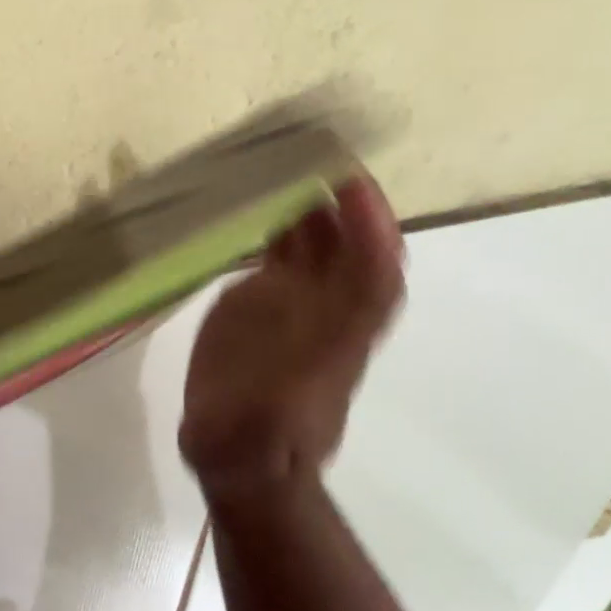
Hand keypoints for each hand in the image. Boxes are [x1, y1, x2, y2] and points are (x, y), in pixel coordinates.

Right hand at [180, 176, 405, 494]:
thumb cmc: (256, 439)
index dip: (368, 223)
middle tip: (307, 150)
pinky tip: (249, 206)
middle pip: (342, 245)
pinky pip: (275, 257)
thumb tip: (271, 363)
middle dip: (335, 199)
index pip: (369, 268)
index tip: (348, 177)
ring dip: (303, 207)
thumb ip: (275, 387)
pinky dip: (271, 228)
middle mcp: (319, 311)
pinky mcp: (253, 308)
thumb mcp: (270, 421)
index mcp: (333, 333)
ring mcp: (287, 307)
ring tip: (277, 165)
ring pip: (310, 246)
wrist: (240, 461)